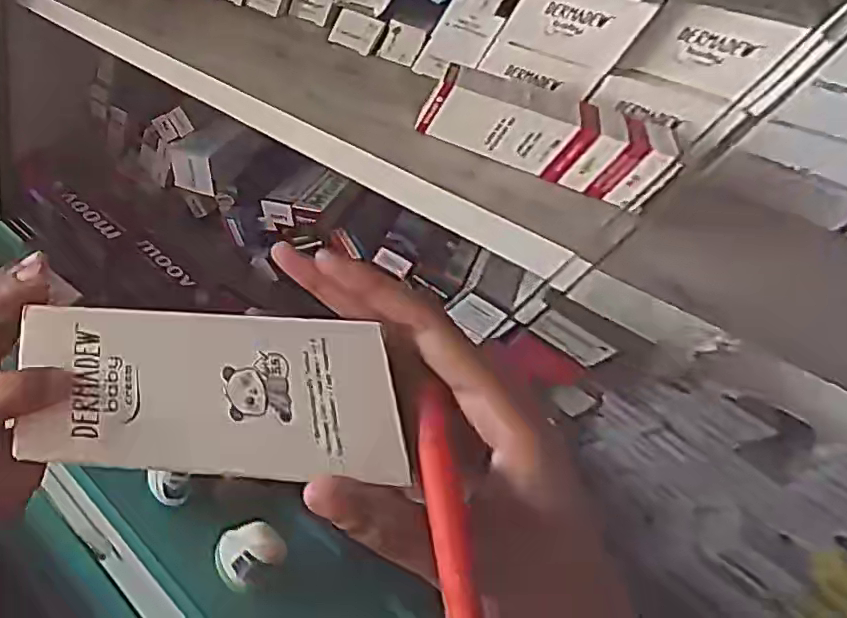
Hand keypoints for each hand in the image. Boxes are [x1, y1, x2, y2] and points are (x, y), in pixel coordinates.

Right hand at [270, 243, 633, 617]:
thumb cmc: (549, 586)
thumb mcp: (471, 554)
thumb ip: (392, 525)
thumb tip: (316, 487)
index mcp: (501, 408)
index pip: (429, 329)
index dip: (375, 292)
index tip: (327, 265)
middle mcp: (478, 396)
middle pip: (406, 325)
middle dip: (348, 289)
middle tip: (296, 260)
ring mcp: (458, 414)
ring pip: (395, 348)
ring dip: (348, 315)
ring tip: (302, 287)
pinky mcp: (441, 434)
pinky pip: (391, 385)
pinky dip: (353, 361)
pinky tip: (321, 352)